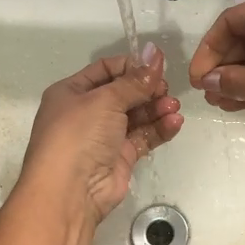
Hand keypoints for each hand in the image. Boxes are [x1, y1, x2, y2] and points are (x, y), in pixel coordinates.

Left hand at [19, 43, 182, 221]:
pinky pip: (142, 137)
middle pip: (123, 93)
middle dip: (147, 89)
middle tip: (166, 89)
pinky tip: (175, 122)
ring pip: (135, 116)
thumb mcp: (105, 100)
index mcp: (72, 92)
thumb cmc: (78, 134)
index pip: (105, 70)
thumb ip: (134, 81)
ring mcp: (103, 136)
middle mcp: (86, 112)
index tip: (157, 65)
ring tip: (173, 107)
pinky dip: (159, 129)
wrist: (69, 191)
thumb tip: (155, 53)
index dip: (131, 66)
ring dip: (156, 109)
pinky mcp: (120, 157)